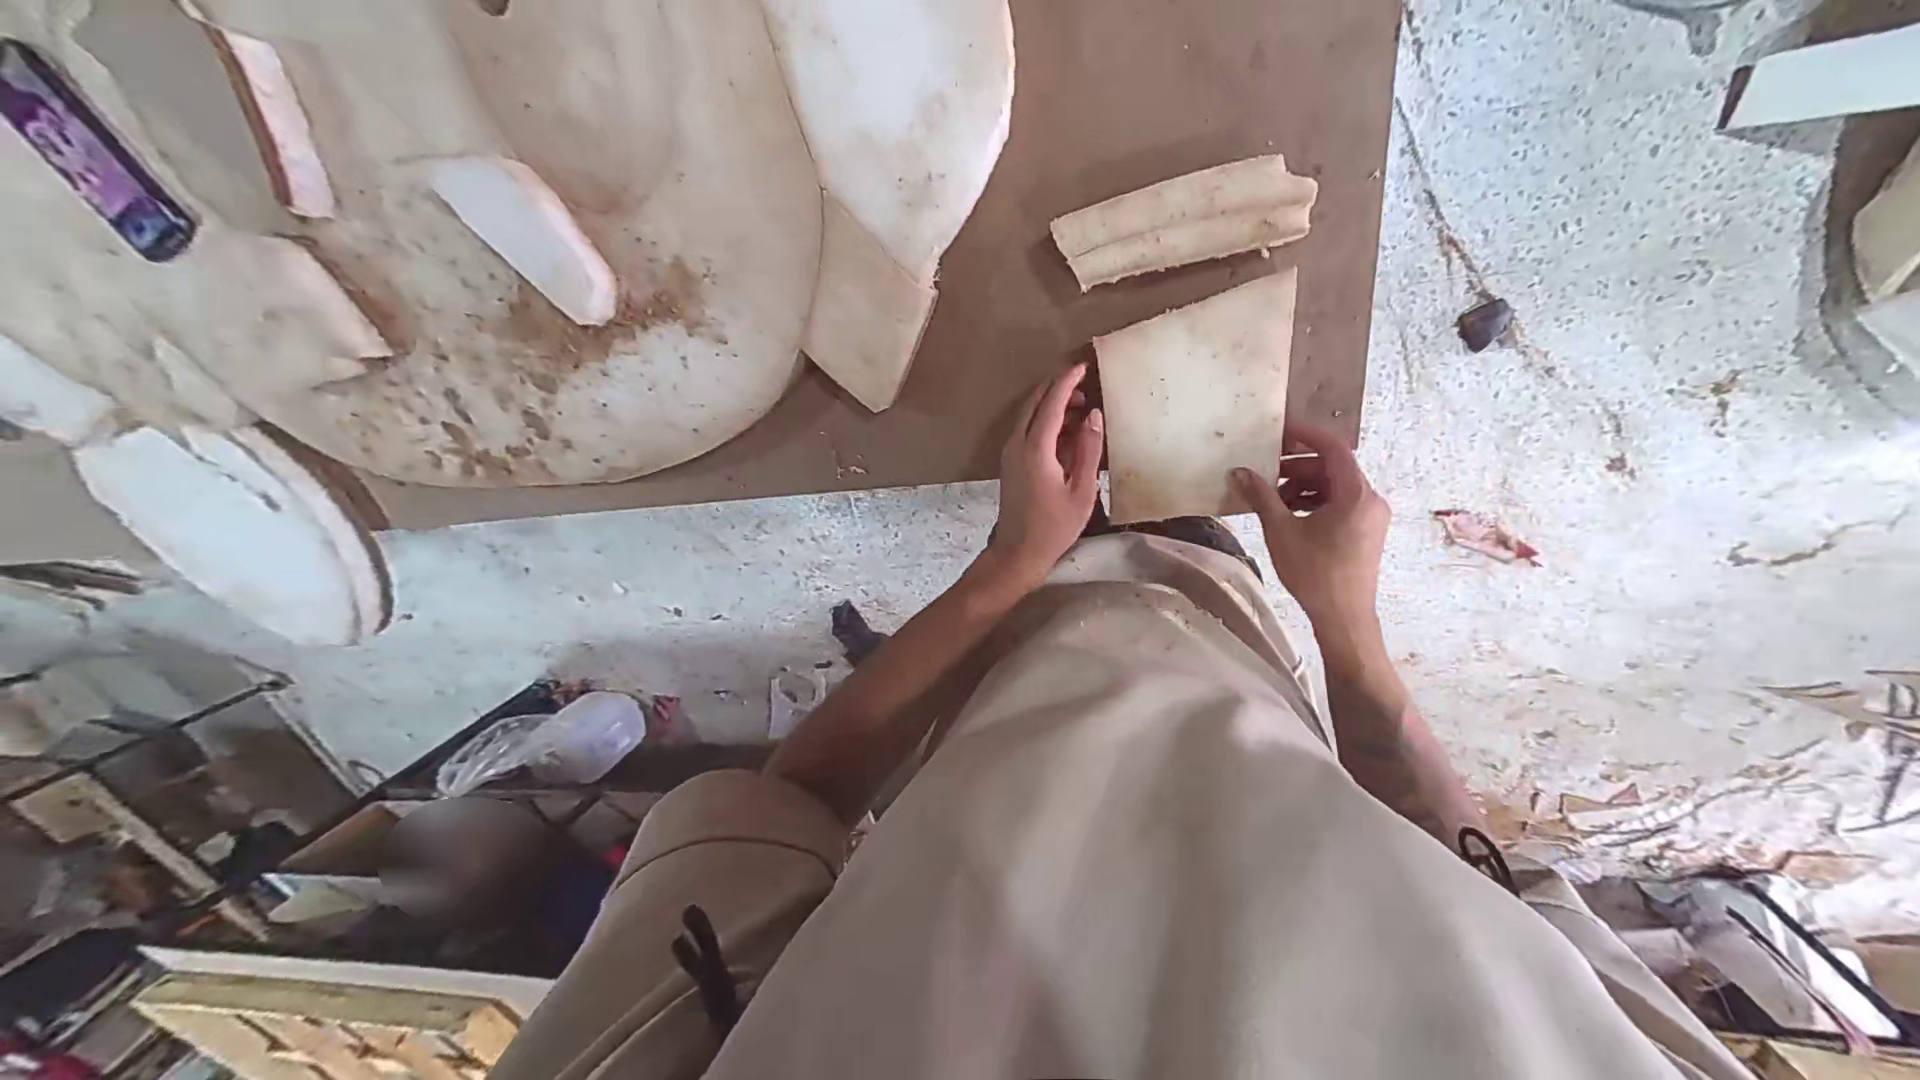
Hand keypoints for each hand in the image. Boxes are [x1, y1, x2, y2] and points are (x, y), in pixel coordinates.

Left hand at [981, 362, 1102, 592]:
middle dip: (1058, 388)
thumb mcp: (1082, 490)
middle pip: (1034, 402)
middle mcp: (1017, 445)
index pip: (1051, 403)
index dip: (1067, 381)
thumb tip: (1093, 415)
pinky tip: (1066, 432)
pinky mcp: (1010, 463)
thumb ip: (1088, 449)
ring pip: (1028, 415)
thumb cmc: (1054, 527)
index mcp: (1035, 449)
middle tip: (1085, 386)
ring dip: (1051, 405)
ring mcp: (1010, 454)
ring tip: (1081, 409)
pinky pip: (1026, 430)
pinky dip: (1045, 422)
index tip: (1083, 366)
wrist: (1018, 553)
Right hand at [1231, 424, 1389, 639]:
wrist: (1343, 616)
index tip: (1280, 432)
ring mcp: (1371, 516)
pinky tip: (1290, 515)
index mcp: (1356, 494)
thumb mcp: (1281, 530)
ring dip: (1304, 486)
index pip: (1333, 448)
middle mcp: (1370, 499)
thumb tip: (1240, 472)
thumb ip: (1261, 496)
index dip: (1306, 435)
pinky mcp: (1366, 530)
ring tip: (1274, 501)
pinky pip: (1340, 503)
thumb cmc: (1314, 572)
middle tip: (1266, 474)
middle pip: (1333, 467)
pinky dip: (1315, 501)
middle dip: (1298, 467)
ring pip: (1336, 486)